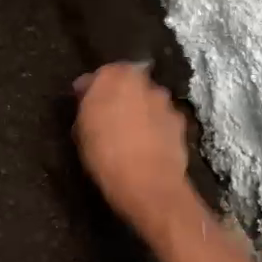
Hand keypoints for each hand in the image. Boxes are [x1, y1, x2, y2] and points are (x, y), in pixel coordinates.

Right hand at [74, 62, 194, 234]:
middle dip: (119, 95)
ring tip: (131, 131)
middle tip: (108, 116)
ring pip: (147, 100)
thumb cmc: (106, 154)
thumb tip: (90, 96)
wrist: (149, 187)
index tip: (85, 103)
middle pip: (128, 82)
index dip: (93, 88)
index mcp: (113, 77)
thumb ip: (87, 104)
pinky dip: (155, 125)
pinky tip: (148, 143)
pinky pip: (162, 118)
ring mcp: (164, 102)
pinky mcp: (181, 124)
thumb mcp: (81, 128)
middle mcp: (142, 82)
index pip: (101, 73)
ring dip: (139, 109)